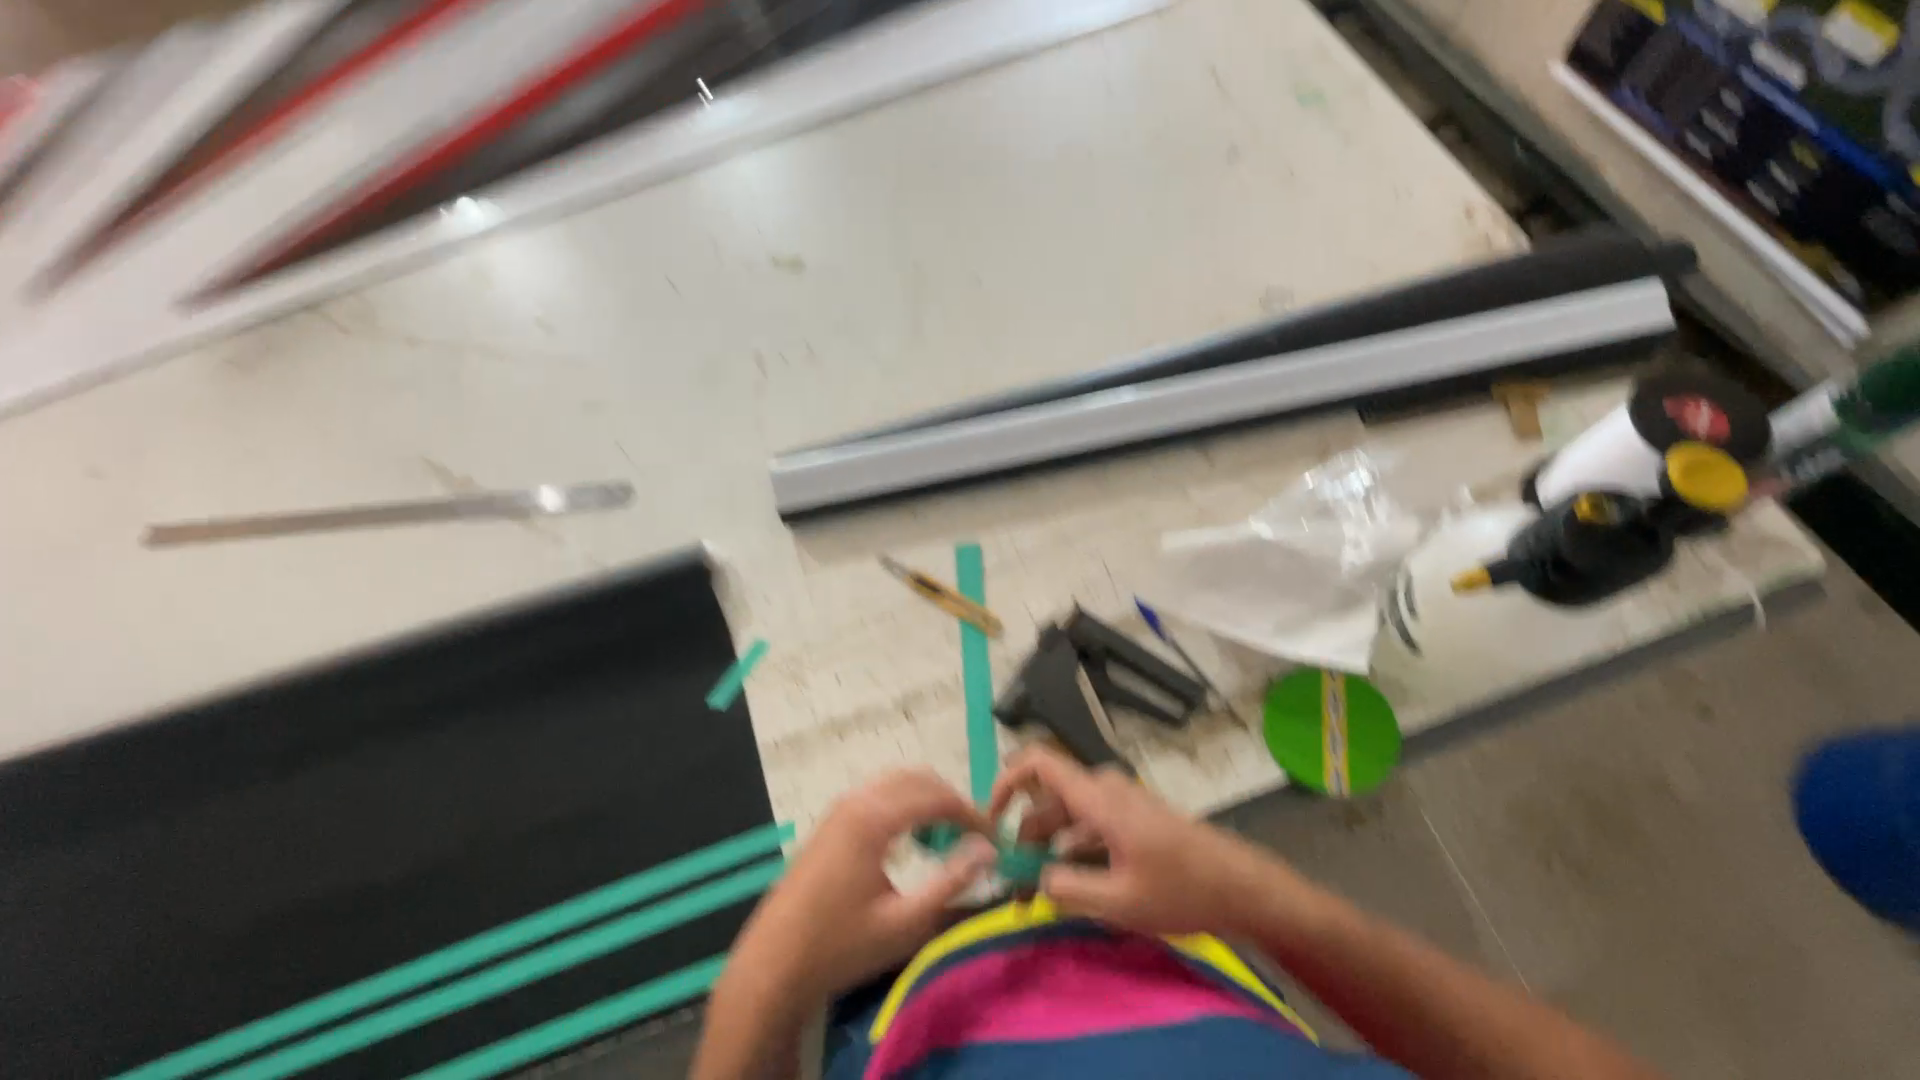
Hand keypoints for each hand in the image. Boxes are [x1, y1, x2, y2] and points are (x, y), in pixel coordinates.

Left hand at [728, 770, 995, 1001]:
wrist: (774, 964)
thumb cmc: (842, 947)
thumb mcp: (905, 922)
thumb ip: (951, 882)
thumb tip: (990, 851)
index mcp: (873, 818)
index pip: (937, 796)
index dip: (973, 815)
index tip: (996, 842)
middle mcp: (856, 800)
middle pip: (918, 779)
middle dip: (951, 803)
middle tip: (975, 841)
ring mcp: (839, 808)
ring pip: (897, 783)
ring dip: (927, 803)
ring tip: (947, 844)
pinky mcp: (830, 822)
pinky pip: (879, 796)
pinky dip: (905, 808)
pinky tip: (912, 846)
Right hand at [990, 745, 1318, 935]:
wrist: (1243, 889)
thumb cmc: (1183, 891)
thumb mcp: (1119, 902)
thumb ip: (1068, 889)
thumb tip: (1034, 879)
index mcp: (1099, 799)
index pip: (1039, 764)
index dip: (1006, 782)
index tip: (989, 820)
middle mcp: (1107, 791)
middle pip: (1048, 803)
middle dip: (1025, 840)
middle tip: (1015, 889)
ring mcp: (1123, 804)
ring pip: (1068, 818)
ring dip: (1049, 851)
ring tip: (1039, 898)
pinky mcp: (1135, 820)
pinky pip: (1090, 826)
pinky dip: (1073, 851)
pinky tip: (1072, 887)